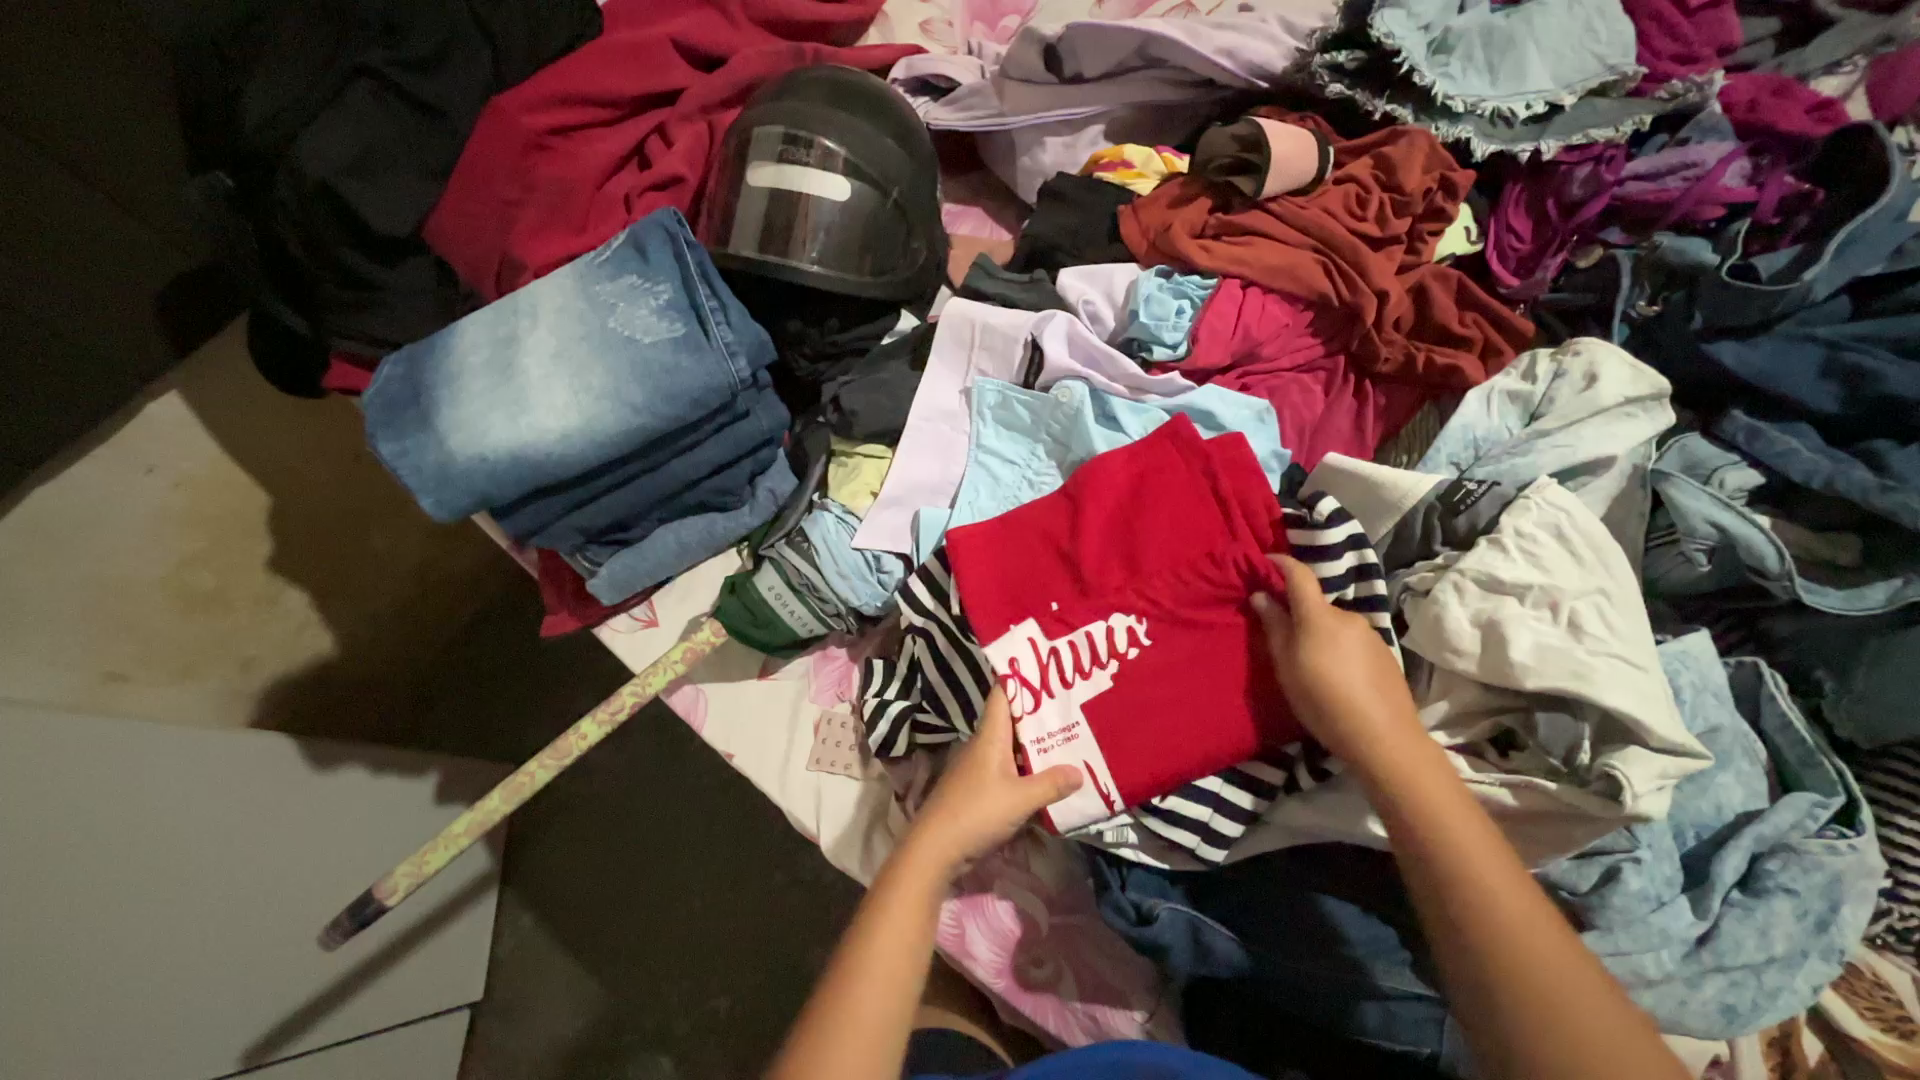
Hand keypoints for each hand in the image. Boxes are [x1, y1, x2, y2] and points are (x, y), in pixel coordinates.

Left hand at [900, 687, 1081, 877]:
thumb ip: (1051, 784)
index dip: (1020, 678)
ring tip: (1069, 738)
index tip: (1046, 669)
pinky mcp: (979, 789)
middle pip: (1012, 721)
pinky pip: (1008, 770)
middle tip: (1072, 706)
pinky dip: (1027, 770)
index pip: (1002, 694)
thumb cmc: (976, 812)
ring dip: (1035, 745)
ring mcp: (979, 768)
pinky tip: (1048, 776)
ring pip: (1011, 747)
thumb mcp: (1020, 799)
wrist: (935, 848)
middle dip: (1039, 714)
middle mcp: (983, 746)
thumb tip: (1081, 772)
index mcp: (990, 737)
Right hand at [1252, 553, 1426, 769]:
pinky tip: (1336, 677)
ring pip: (1333, 624)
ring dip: (1318, 634)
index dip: (1281, 563)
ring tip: (1310, 665)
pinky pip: (1350, 640)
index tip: (1265, 561)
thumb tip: (1262, 596)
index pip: (1299, 575)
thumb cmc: (1323, 701)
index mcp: (1318, 616)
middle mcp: (1346, 616)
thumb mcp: (1287, 668)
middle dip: (1297, 614)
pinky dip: (1337, 648)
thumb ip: (1274, 628)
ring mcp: (1369, 632)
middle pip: (1315, 605)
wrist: (1383, 736)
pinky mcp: (1383, 651)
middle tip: (1281, 640)